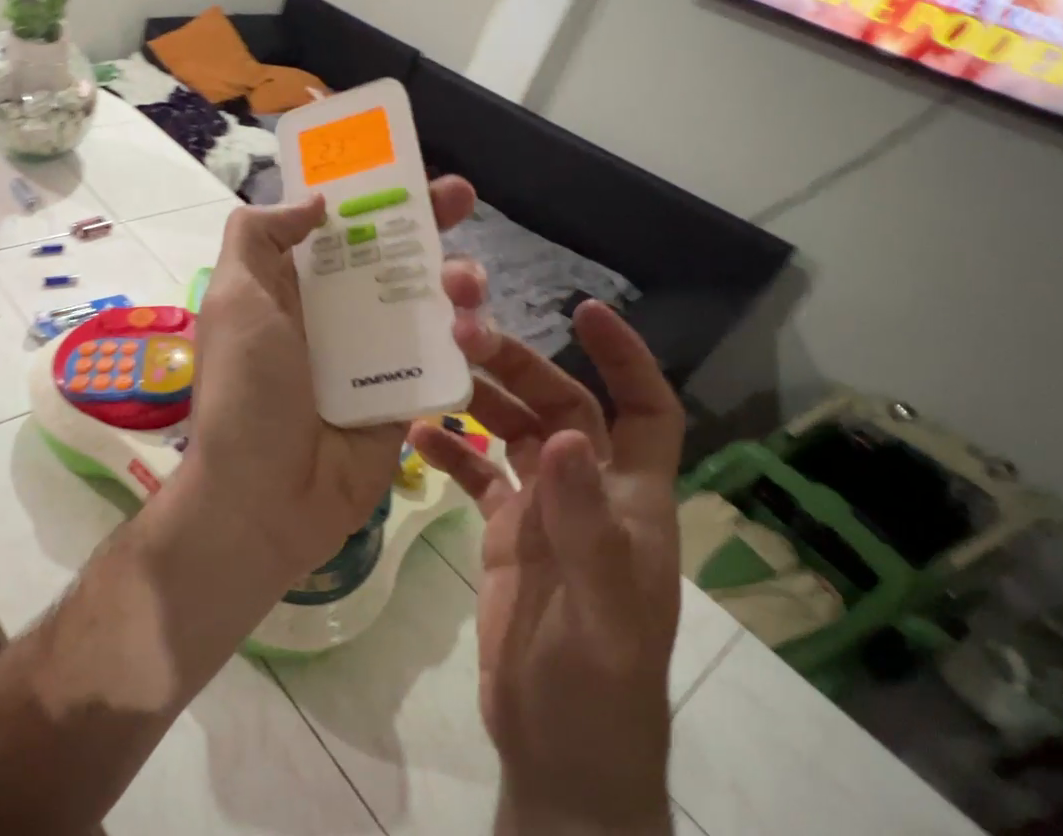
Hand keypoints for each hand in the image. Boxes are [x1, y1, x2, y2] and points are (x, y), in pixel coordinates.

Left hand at [184, 177, 480, 581]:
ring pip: (424, 300)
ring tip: (466, 283)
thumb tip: (313, 201)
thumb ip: (259, 237)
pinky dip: (465, 337)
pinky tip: (474, 330)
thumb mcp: (235, 298)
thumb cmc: (247, 392)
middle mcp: (330, 316)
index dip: (367, 194)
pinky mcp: (402, 396)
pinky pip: (442, 356)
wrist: (265, 498)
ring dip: (455, 278)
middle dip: (426, 222)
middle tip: (462, 199)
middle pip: (387, 255)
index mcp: (288, 289)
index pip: (335, 227)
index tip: (404, 168)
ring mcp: (369, 357)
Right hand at [410, 302, 683, 834]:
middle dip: (522, 368)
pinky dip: (450, 452)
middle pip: (562, 411)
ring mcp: (544, 515)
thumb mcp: (600, 611)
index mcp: (633, 504)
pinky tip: (415, 435)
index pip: (646, 411)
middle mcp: (591, 497)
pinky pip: (477, 477)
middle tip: (464, 333)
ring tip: (432, 369)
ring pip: (514, 435)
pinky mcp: (505, 537)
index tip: (585, 311)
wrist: (561, 751)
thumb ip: (584, 525)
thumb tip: (561, 439)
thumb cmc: (598, 688)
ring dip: (481, 400)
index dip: (626, 360)